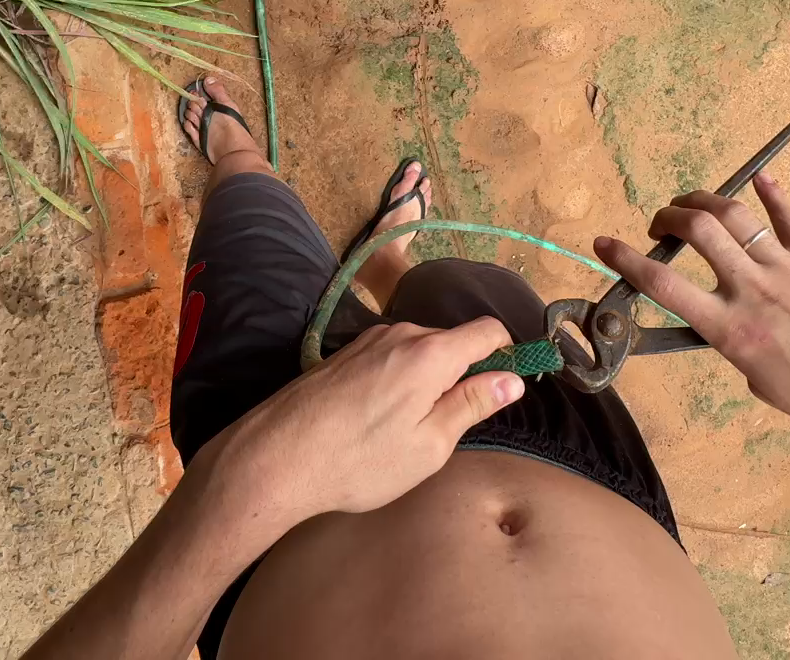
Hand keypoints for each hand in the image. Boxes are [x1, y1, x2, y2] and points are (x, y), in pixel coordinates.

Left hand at [213, 318, 524, 527]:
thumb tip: (513, 379)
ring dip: (430, 378)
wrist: (276, 454)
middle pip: (453, 340)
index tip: (505, 387)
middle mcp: (403, 333)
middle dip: (464, 373)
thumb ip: (473, 404)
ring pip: (421, 348)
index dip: (506, 353)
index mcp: (431, 352)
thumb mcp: (430, 444)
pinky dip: (402, 377)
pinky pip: (392, 354)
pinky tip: (379, 417)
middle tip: (450, 424)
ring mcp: (370, 338)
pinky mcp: (346, 351)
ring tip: (409, 427)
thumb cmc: (360, 459)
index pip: (487, 330)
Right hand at [592, 174, 789, 480]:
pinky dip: (772, 193)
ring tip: (692, 207)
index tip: (602, 244)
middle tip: (660, 226)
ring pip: (735, 215)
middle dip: (667, 217)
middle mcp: (756, 291)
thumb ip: (735, 344)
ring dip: (702, 201)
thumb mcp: (765, 385)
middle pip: (696, 230)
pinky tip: (762, 179)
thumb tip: (723, 320)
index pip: (661, 284)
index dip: (623, 259)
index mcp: (734, 332)